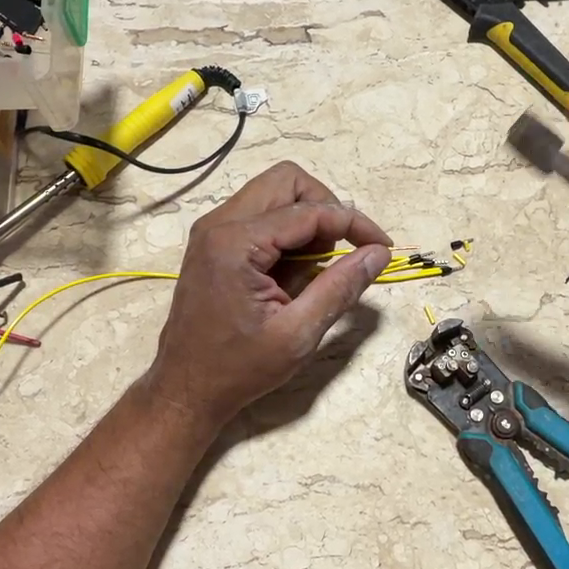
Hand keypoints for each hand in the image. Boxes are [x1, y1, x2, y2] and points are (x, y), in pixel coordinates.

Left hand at [145, 162, 391, 424]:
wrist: (186, 388)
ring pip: (274, 194)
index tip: (382, 247)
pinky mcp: (214, 243)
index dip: (353, 224)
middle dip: (326, 208)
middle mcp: (219, 224)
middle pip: (287, 181)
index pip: (309, 211)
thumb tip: (378, 254)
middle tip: (344, 250)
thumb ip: (339, 287)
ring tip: (318, 268)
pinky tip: (294, 274)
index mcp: (236, 243)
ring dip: (306, 220)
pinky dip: (287, 233)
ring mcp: (213, 231)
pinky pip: (260, 217)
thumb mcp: (297, 333)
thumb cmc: (238, 369)